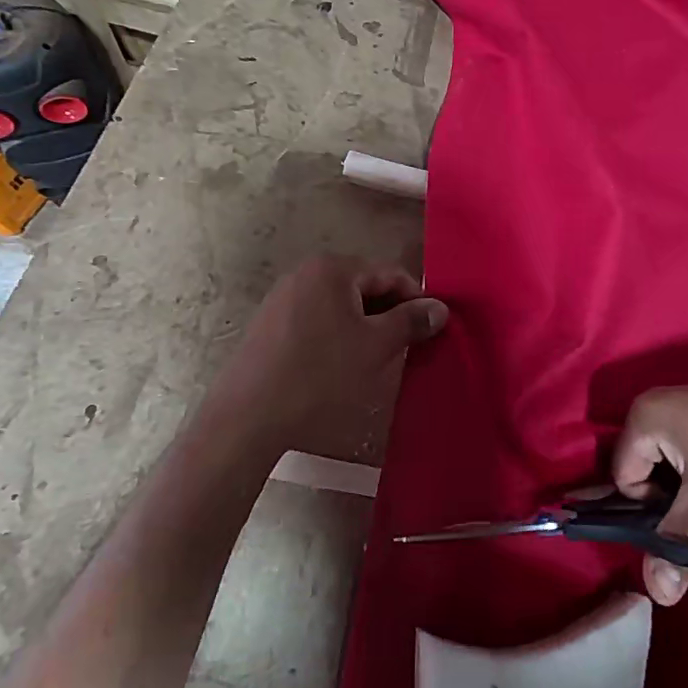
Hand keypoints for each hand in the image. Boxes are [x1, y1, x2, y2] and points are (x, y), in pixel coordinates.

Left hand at [193, 254, 447, 465]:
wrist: (248, 418)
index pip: (390, 274)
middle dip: (391, 313)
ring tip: (378, 358)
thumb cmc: (320, 374)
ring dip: (366, 326)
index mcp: (332, 269)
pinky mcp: (269, 326)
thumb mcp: (376, 346)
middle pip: (365, 286)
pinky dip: (340, 336)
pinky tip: (343, 366)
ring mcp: (282, 299)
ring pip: (342, 305)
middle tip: (408, 346)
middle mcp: (304, 274)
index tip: (432, 329)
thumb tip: (440, 308)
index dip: (416, 300)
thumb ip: (411, 321)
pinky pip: (318, 320)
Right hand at [613, 380, 687, 604]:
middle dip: (673, 502)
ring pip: (668, 469)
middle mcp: (656, 404)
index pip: (624, 482)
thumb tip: (658, 595)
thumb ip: (679, 548)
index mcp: (646, 416)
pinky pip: (687, 454)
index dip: (653, 511)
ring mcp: (684, 405)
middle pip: (644, 474)